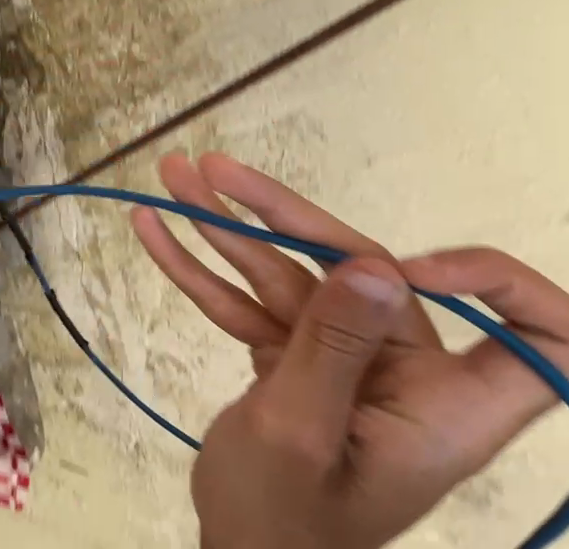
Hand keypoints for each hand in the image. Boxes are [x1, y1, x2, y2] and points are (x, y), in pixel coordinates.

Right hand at [130, 153, 568, 548]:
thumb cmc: (283, 511)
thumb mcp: (300, 429)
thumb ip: (333, 348)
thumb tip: (375, 265)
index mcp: (449, 403)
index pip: (544, 338)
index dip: (493, 285)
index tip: (399, 266)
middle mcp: (406, 372)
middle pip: (360, 272)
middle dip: (281, 217)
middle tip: (209, 168)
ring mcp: (342, 361)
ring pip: (287, 276)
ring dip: (220, 228)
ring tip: (168, 177)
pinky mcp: (289, 359)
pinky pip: (246, 302)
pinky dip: (196, 268)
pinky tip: (150, 231)